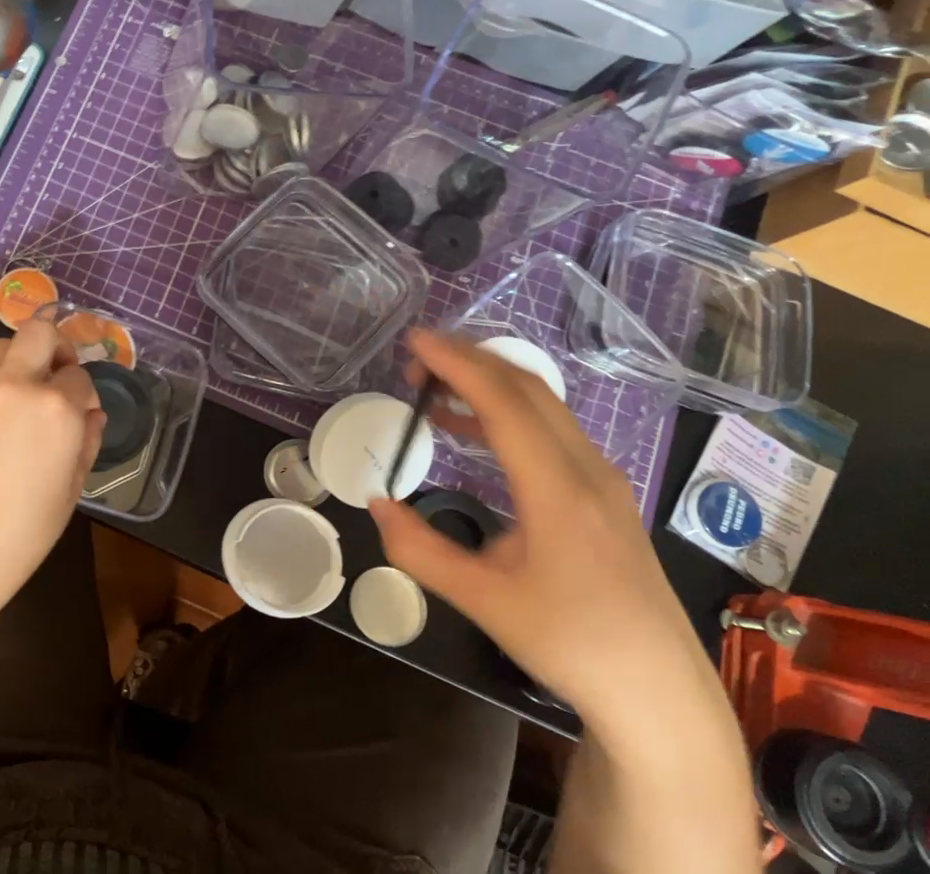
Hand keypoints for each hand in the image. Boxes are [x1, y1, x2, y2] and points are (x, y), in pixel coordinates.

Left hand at [0, 319, 103, 648]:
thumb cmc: (23, 533)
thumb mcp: (71, 489)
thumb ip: (86, 441)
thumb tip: (90, 413)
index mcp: (57, 410)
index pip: (78, 375)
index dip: (82, 392)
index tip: (78, 411)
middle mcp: (15, 386)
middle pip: (38, 331)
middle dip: (53, 346)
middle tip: (53, 374)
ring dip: (16, 361)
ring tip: (16, 397)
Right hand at [367, 330, 724, 738]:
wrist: (658, 691)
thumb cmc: (570, 642)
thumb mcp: (480, 599)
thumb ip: (420, 549)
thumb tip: (376, 503)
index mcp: (558, 490)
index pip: (504, 403)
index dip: (457, 364)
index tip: (414, 342)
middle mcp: (587, 471)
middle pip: (530, 391)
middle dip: (471, 362)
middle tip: (414, 361)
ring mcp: (603, 482)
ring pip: (545, 408)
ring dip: (489, 386)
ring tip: (432, 389)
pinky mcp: (604, 498)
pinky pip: (552, 433)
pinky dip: (507, 415)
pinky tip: (471, 431)